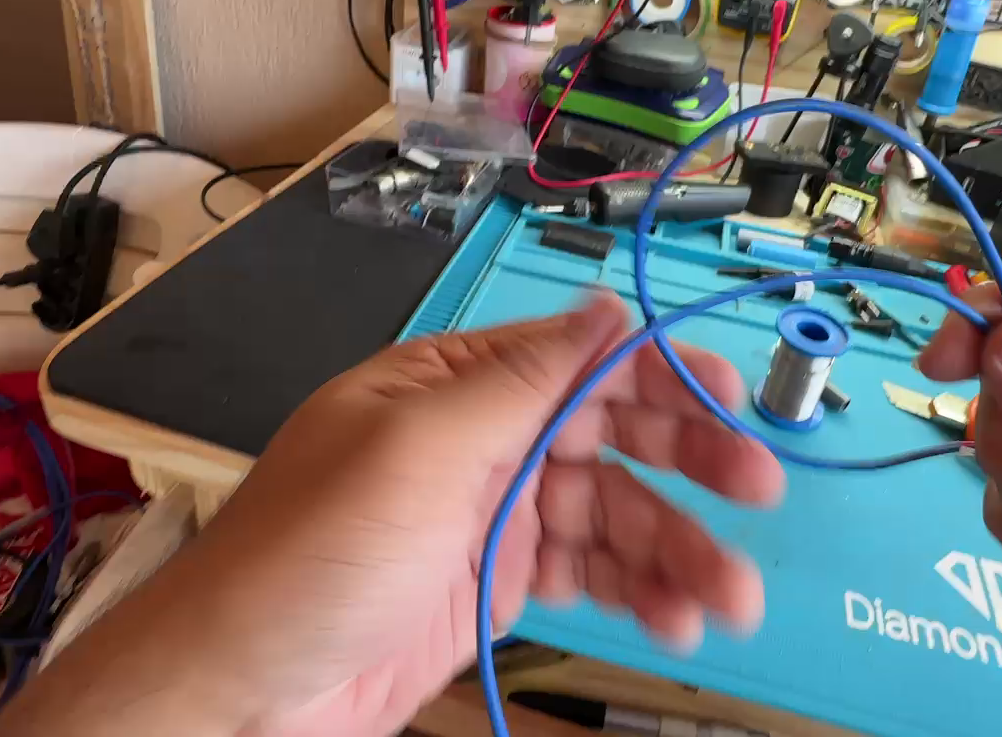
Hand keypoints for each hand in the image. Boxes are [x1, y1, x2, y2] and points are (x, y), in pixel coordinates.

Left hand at [0, 293, 781, 736]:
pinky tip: (675, 621)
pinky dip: (636, 593)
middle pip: (609, 430)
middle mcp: (488, 434)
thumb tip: (605, 303)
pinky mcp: (506, 579)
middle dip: (687, 456)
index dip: (657, 370)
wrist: (241, 699)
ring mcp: (500, 510)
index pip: (579, 357)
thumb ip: (521, 379)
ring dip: (675, 547)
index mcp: (462, 383)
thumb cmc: (318, 551)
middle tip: (759, 486)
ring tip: (731, 597)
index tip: (727, 395)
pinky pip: (588, 574)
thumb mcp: (418, 450)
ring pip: (610, 512)